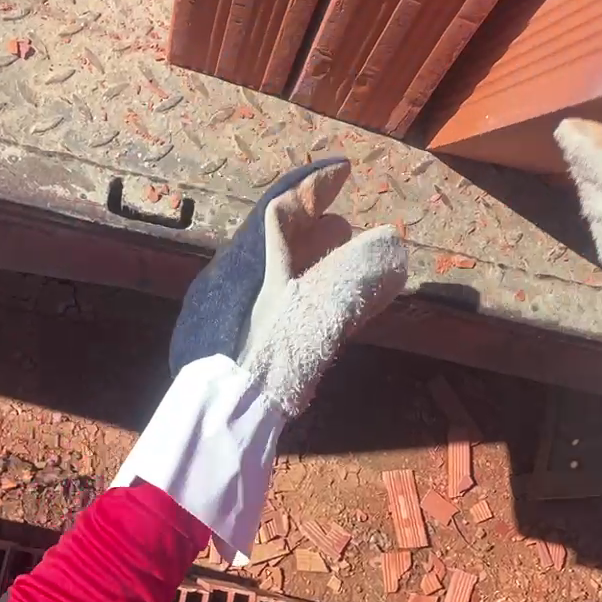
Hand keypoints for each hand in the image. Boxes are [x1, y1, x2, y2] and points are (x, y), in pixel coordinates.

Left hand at [114, 159, 404, 555]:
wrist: (214, 431)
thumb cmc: (261, 372)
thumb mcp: (312, 322)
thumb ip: (351, 282)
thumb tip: (388, 246)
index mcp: (239, 267)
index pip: (275, 210)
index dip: (311, 184)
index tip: (344, 170)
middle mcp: (222, 281)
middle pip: (269, 240)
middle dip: (310, 226)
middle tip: (346, 226)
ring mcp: (215, 310)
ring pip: (264, 270)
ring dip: (301, 260)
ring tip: (338, 259)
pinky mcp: (215, 337)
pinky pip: (258, 300)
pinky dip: (289, 293)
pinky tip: (311, 303)